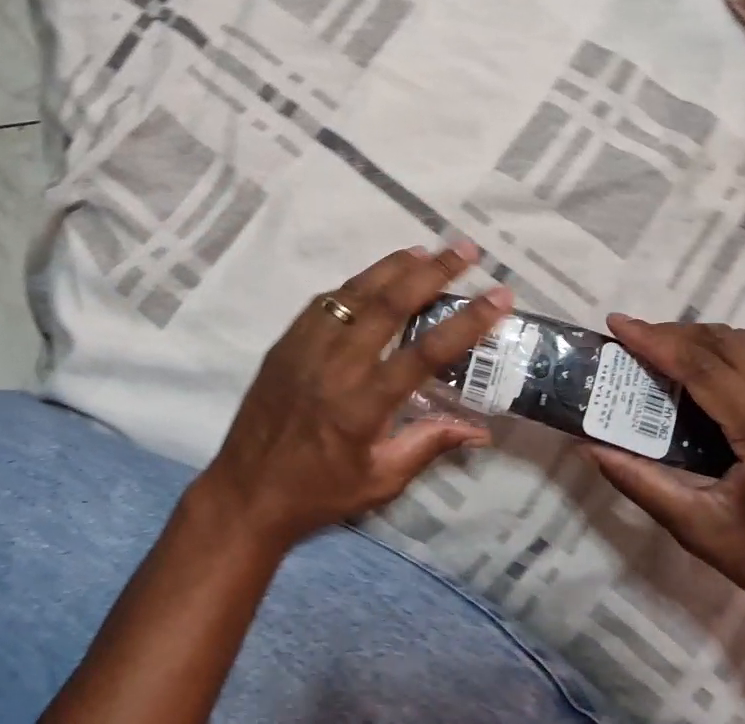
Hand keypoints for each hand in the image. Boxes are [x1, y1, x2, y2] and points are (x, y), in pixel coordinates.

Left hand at [197, 243, 513, 549]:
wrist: (245, 493)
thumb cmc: (319, 494)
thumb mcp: (381, 480)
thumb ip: (429, 445)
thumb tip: (479, 431)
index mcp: (363, 405)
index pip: (426, 353)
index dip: (467, 322)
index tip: (499, 295)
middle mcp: (334, 367)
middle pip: (389, 304)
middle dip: (432, 271)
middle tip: (465, 250)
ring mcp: (304, 349)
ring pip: (353, 293)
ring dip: (392, 267)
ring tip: (425, 251)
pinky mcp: (285, 344)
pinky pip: (323, 303)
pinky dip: (354, 286)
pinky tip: (373, 279)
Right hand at [583, 318, 744, 637]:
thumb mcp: (695, 529)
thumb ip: (639, 481)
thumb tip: (588, 446)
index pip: (705, 369)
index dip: (656, 342)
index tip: (617, 324)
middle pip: (729, 346)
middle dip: (675, 335)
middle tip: (632, 341)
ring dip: (708, 340)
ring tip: (669, 354)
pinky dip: (741, 351)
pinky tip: (718, 373)